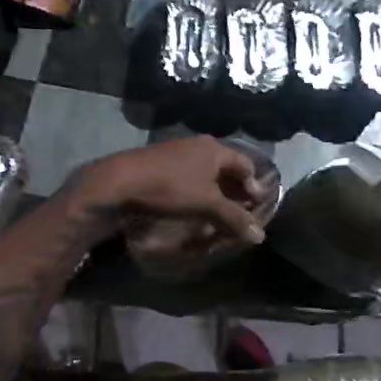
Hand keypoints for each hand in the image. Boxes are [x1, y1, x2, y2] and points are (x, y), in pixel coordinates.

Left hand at [67, 137, 269, 244]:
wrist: (120, 181)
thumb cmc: (170, 187)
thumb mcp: (206, 204)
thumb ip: (234, 218)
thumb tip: (260, 236)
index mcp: (214, 148)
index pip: (245, 164)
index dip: (254, 185)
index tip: (257, 205)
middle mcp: (198, 145)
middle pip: (225, 167)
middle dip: (234, 189)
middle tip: (240, 210)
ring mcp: (177, 151)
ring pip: (205, 171)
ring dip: (214, 191)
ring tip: (216, 211)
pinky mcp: (159, 162)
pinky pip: (187, 174)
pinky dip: (196, 189)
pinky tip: (191, 205)